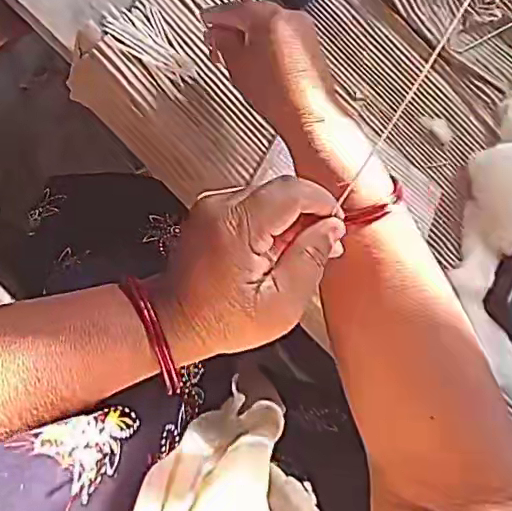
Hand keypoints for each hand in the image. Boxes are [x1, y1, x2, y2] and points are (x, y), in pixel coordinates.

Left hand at [157, 176, 346, 356]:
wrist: (175, 321)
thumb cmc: (220, 320)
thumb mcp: (281, 304)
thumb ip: (311, 260)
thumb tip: (331, 230)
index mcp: (238, 224)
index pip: (293, 191)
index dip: (323, 203)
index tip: (336, 224)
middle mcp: (222, 205)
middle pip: (281, 189)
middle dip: (308, 212)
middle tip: (322, 244)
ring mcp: (212, 204)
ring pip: (268, 194)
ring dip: (289, 217)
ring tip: (293, 254)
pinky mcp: (210, 209)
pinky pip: (251, 202)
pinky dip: (269, 220)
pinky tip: (271, 250)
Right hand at [202, 1, 338, 138]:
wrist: (308, 112)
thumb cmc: (279, 92)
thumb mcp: (236, 63)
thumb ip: (221, 41)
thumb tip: (217, 34)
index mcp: (269, 16)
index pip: (233, 9)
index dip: (215, 17)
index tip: (206, 20)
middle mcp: (289, 17)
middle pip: (252, 14)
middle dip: (232, 26)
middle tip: (215, 39)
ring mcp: (303, 29)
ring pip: (267, 24)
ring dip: (249, 35)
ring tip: (233, 54)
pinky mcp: (309, 43)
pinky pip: (281, 34)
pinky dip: (265, 41)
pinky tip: (255, 57)